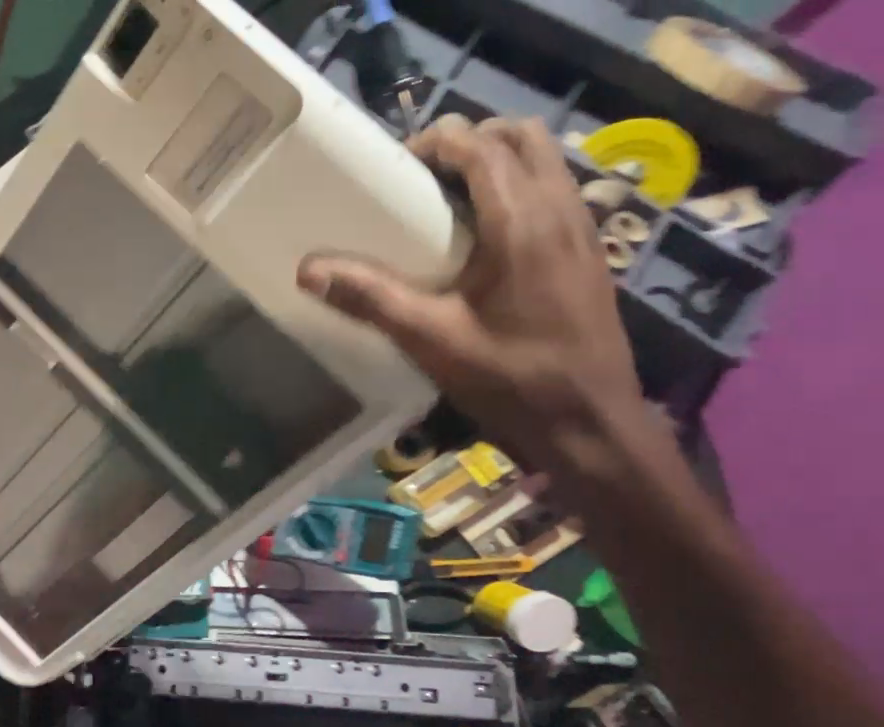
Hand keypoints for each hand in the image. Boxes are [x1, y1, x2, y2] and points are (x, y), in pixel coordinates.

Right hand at [298, 115, 657, 483]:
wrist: (585, 419)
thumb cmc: (507, 377)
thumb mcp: (430, 339)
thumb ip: (371, 298)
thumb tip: (308, 269)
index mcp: (522, 222)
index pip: (483, 148)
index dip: (438, 142)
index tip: (396, 164)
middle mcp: (560, 210)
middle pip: (523, 139)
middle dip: (471, 142)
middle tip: (422, 177)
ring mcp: (581, 229)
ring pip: (544, 162)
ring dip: (496, 163)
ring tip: (445, 203)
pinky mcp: (585, 252)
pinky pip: (553, 192)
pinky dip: (516, 189)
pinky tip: (480, 238)